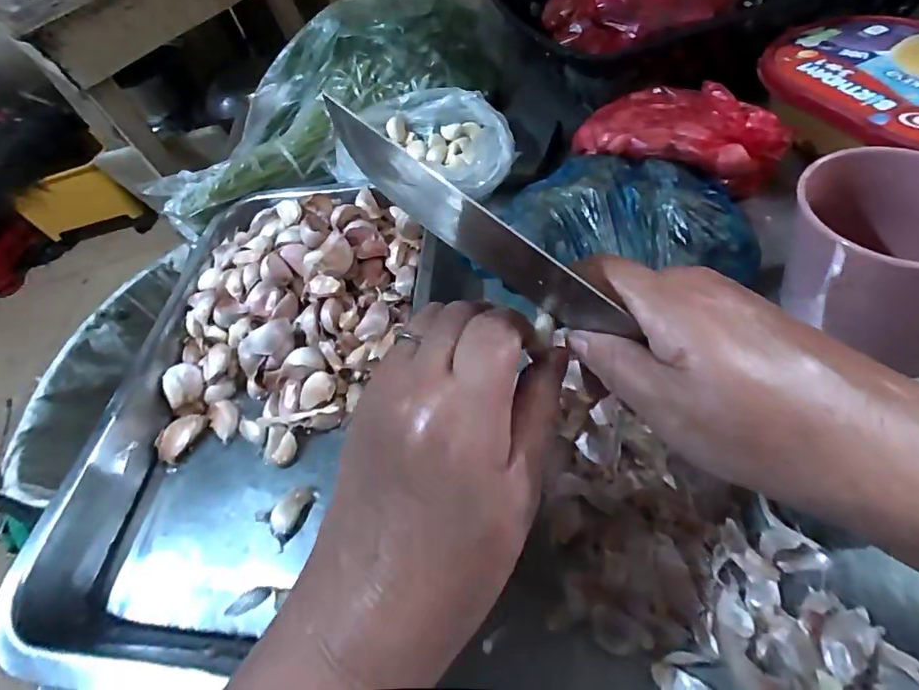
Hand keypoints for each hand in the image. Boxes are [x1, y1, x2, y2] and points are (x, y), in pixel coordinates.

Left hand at [234, 302, 565, 689]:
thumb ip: (540, 409)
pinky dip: (429, 345)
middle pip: (459, 310)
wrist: (369, 607)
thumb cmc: (463, 560)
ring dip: (459, 328)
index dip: (523, 327)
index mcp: (464, 412)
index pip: (495, 325)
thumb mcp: (521, 489)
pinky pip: (402, 345)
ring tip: (477, 368)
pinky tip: (443, 385)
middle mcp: (417, 386)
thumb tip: (555, 353)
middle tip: (511, 358)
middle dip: (494, 321)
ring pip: (427, 319)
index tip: (537, 351)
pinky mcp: (363, 401)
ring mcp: (382, 389)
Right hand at [568, 257, 918, 549]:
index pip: (600, 268)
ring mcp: (732, 296)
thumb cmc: (750, 426)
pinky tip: (703, 398)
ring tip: (658, 404)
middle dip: (609, 331)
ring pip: (665, 308)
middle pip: (632, 291)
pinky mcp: (757, 316)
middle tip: (610, 394)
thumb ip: (610, 360)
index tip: (566, 346)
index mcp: (666, 293)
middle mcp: (697, 280)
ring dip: (646, 344)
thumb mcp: (664, 405)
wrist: (862, 437)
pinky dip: (681, 349)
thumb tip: (572, 329)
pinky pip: (698, 320)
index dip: (572, 296)